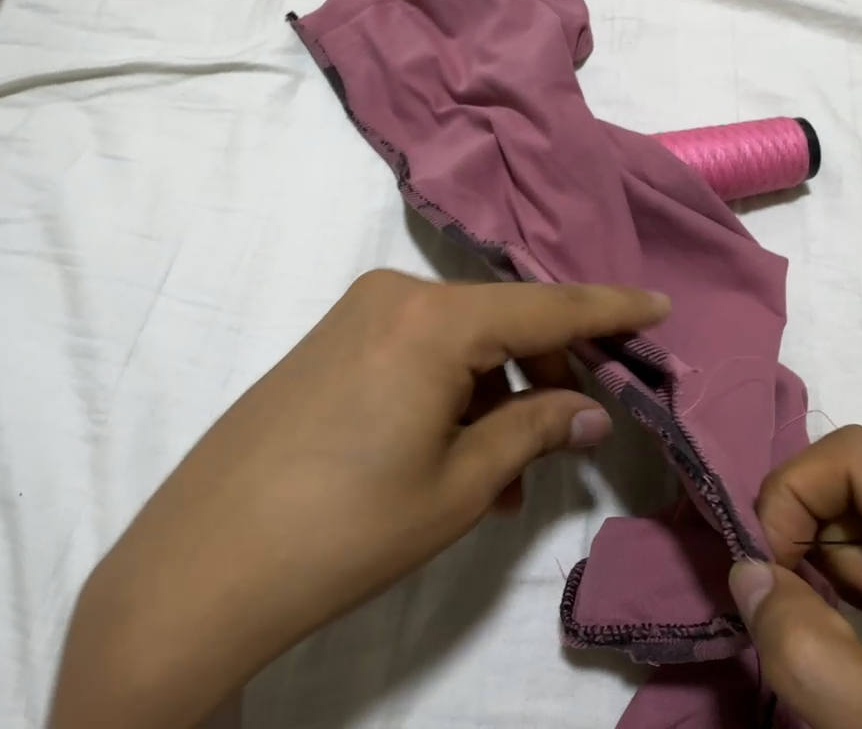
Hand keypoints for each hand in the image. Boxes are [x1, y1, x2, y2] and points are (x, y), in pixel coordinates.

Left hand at [49, 270, 669, 728]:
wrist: (202, 566)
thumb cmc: (347, 528)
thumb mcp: (460, 484)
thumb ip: (535, 428)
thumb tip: (591, 409)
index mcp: (432, 318)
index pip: (546, 306)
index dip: (609, 311)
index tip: (659, 306)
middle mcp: (393, 295)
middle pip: (501, 320)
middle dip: (545, 372)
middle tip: (573, 433)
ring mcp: (354, 315)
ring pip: (459, 341)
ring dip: (496, 395)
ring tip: (507, 476)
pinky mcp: (330, 342)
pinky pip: (417, 352)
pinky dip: (452, 392)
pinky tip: (459, 457)